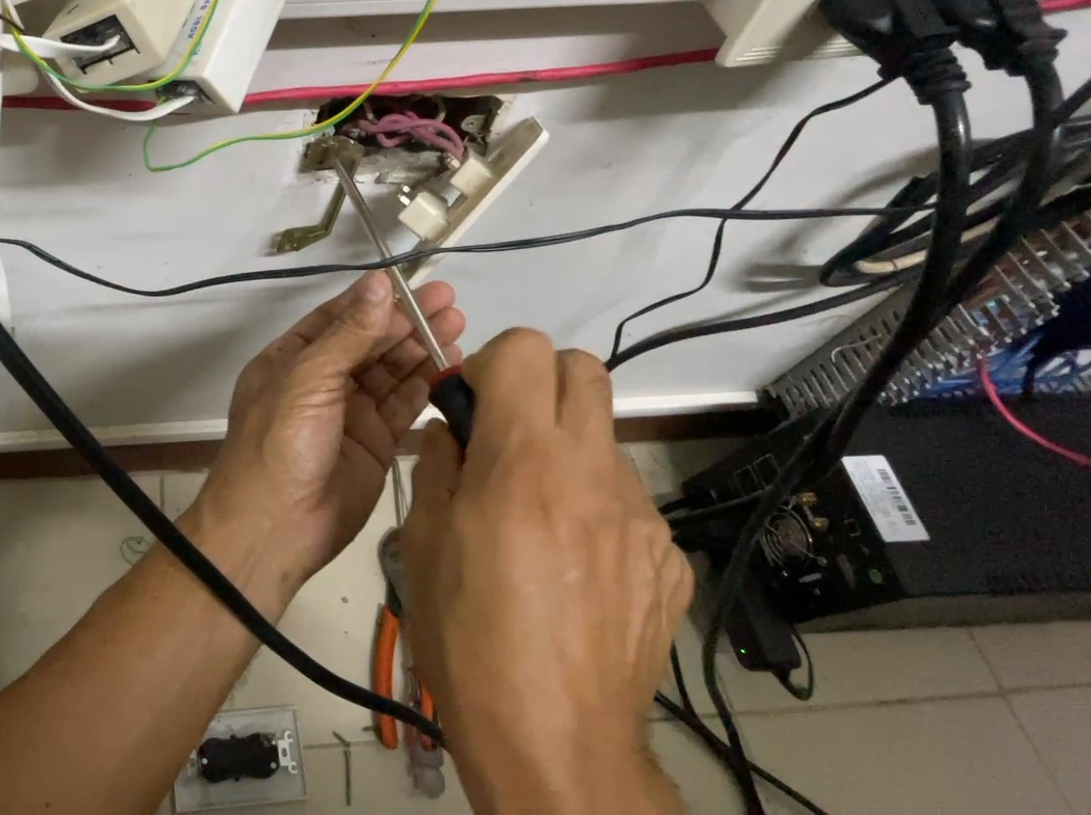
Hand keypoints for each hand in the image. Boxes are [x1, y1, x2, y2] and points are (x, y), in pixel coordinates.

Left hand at [189, 272, 463, 603]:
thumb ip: (349, 334)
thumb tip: (379, 282)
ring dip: (420, 349)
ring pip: (390, 372)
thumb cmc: (280, 443)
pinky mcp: (374, 444)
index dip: (375, 301)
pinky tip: (448, 364)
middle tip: (449, 301)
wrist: (274, 528)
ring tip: (457, 326)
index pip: (338, 319)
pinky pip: (402, 406)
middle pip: (369, 343)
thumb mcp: (308, 379)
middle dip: (406, 322)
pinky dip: (424, 385)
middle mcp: (320, 383)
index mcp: (291, 361)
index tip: (413, 282)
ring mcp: (348, 414)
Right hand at [400, 330, 690, 814]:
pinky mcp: (669, 558)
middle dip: (539, 384)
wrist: (555, 740)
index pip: (526, 350)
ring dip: (567, 452)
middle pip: (584, 370)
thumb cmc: (467, 636)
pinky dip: (594, 510)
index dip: (491, 364)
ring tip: (536, 521)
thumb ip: (438, 467)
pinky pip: (627, 503)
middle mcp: (593, 472)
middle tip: (506, 437)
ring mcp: (642, 515)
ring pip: (606, 439)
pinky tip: (571, 569)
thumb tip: (452, 432)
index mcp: (524, 461)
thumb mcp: (422, 542)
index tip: (471, 406)